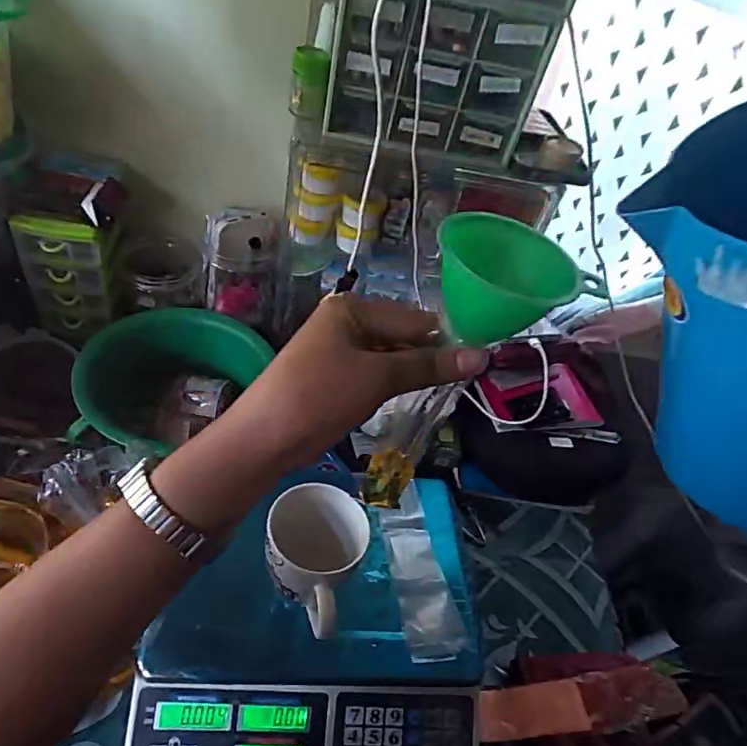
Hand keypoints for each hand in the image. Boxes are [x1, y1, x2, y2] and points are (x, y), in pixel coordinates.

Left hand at [225, 294, 487, 464]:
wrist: (264, 436)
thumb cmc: (319, 396)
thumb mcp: (377, 377)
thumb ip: (427, 365)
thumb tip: (481, 355)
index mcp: (351, 309)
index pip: (414, 319)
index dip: (446, 341)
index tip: (479, 364)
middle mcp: (343, 322)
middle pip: (401, 336)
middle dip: (428, 358)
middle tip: (463, 384)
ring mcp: (336, 351)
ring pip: (388, 358)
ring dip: (410, 375)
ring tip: (441, 394)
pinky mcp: (332, 378)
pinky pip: (372, 375)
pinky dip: (390, 386)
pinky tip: (406, 399)